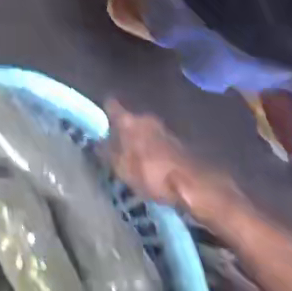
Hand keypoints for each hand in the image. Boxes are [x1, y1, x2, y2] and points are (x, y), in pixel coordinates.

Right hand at [106, 99, 240, 218]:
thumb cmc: (152, 173)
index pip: (111, 105)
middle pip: (131, 119)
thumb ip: (106, 152)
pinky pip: (162, 144)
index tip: (100, 121)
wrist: (195, 185)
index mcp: (128, 120)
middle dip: (125, 131)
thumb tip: (97, 142)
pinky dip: (157, 152)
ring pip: (147, 131)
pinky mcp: (181, 145)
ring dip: (143, 142)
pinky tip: (156, 168)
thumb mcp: (121, 167)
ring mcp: (166, 130)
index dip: (105, 111)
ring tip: (138, 161)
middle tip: (118, 147)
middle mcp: (146, 118)